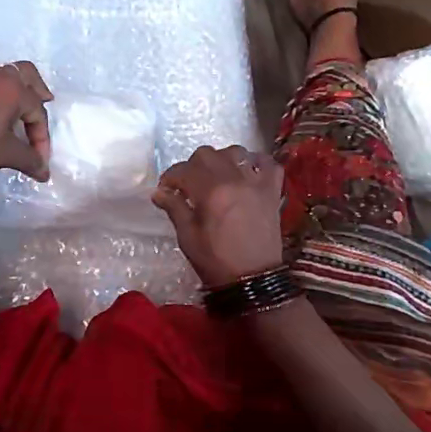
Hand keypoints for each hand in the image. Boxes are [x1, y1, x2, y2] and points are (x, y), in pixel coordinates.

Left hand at [0, 61, 54, 180]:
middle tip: (44, 101)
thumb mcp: (7, 154)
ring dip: (12, 93)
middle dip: (37, 88)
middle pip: (25, 73)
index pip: (37, 112)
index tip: (38, 160)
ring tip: (13, 113)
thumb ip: (29, 160)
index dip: (42, 138)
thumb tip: (44, 173)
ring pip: (1, 78)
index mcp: (15, 89)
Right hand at [152, 146, 285, 285]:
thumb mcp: (188, 238)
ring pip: (236, 152)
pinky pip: (268, 163)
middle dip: (192, 166)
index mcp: (211, 192)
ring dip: (221, 160)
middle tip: (188, 184)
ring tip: (216, 177)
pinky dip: (256, 162)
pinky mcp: (272, 190)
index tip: (166, 189)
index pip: (184, 170)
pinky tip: (246, 173)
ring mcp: (257, 182)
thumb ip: (175, 209)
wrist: (254, 279)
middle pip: (208, 154)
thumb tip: (159, 192)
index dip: (170, 178)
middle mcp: (235, 180)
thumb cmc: (217, 261)